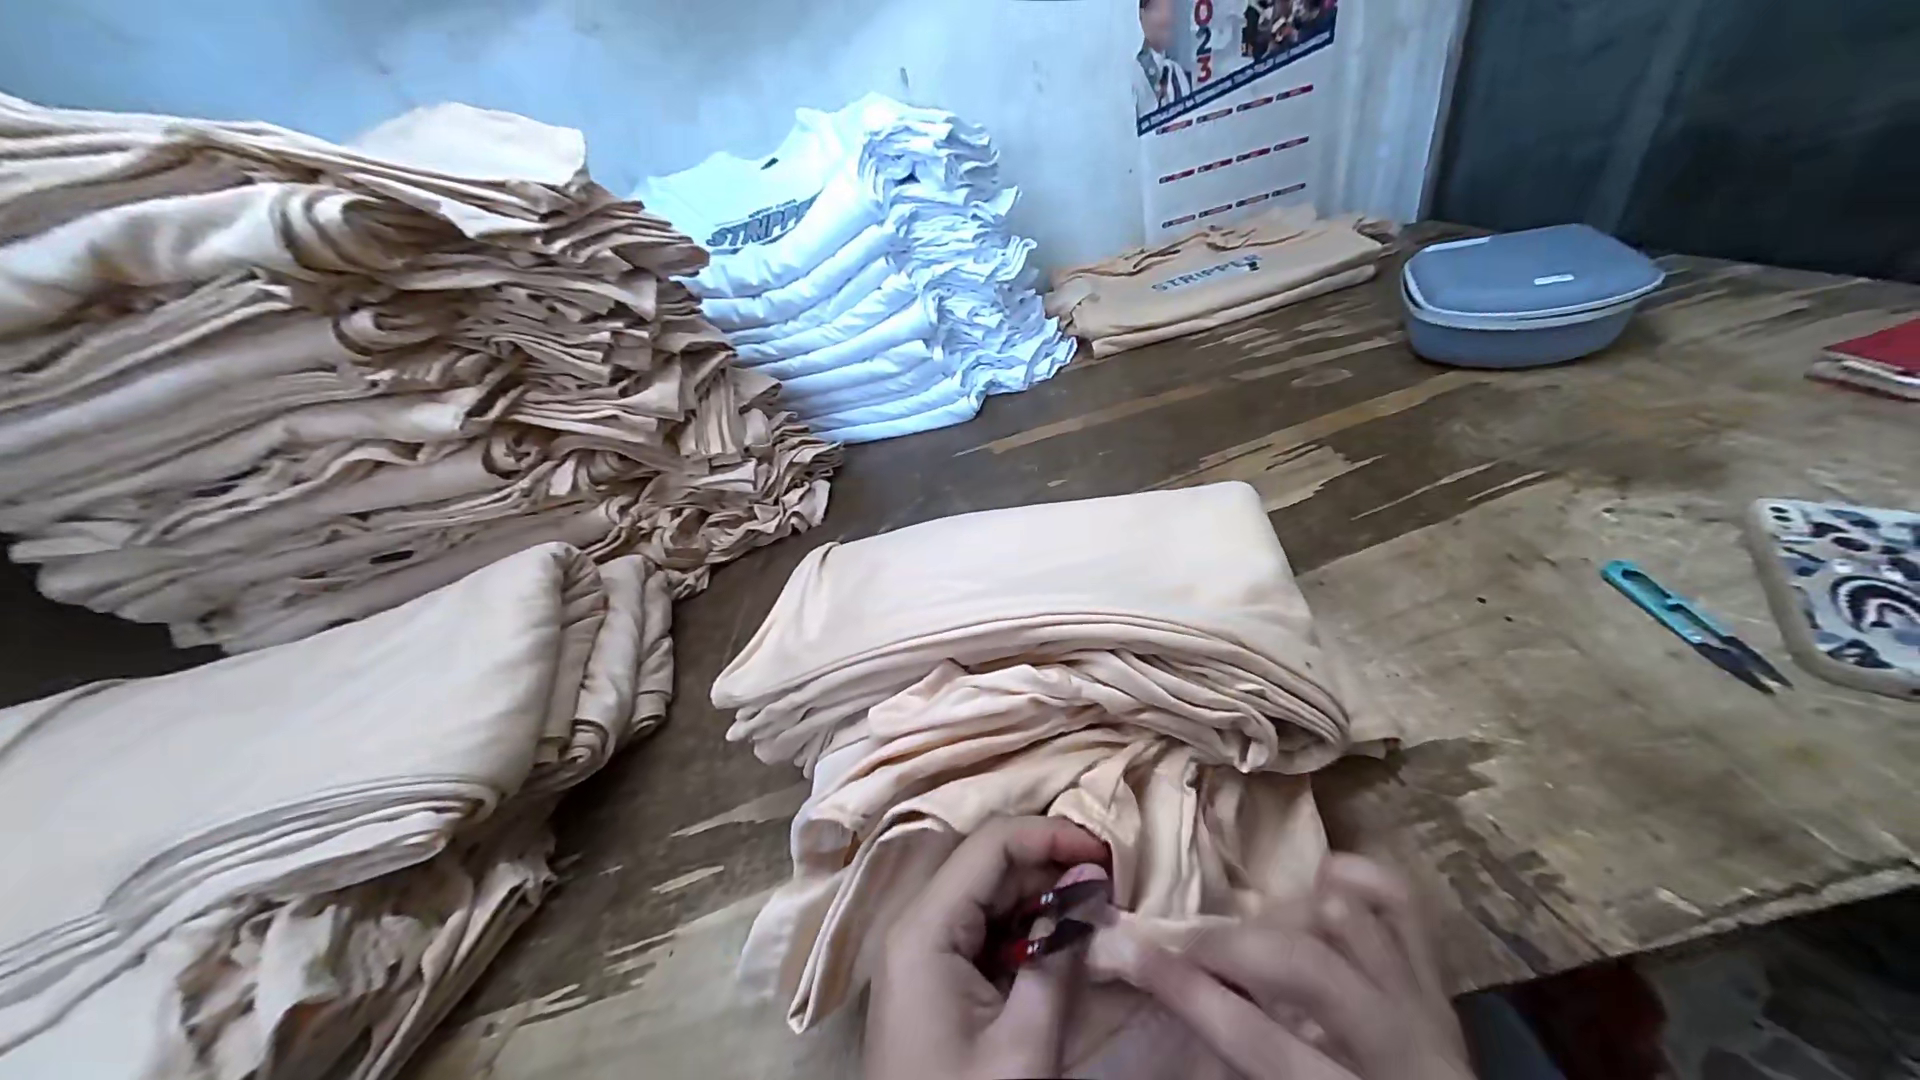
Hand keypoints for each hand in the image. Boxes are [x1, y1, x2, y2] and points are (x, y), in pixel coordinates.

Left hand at [866, 816, 1109, 1079]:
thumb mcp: (1025, 1046)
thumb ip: (1059, 958)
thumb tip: (1088, 883)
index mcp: (925, 927)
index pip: (990, 846)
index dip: (1048, 835)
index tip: (1103, 852)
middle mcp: (917, 921)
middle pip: (988, 863)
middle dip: (1050, 863)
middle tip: (1108, 883)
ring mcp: (923, 945)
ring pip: (989, 891)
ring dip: (1042, 893)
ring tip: (1095, 907)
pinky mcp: (935, 969)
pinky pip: (984, 925)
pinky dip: (1026, 925)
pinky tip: (1062, 938)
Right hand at [1123, 855, 1471, 1079]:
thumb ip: (1224, 1052)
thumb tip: (1162, 980)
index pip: (1253, 1036)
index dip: (1182, 989)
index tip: (1124, 948)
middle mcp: (1405, 1048)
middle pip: (1302, 963)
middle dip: (1226, 943)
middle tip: (1182, 943)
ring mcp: (1425, 1004)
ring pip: (1346, 916)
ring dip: (1282, 914)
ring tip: (1252, 932)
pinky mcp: (1435, 978)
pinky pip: (1395, 899)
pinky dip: (1347, 881)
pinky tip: (1313, 892)